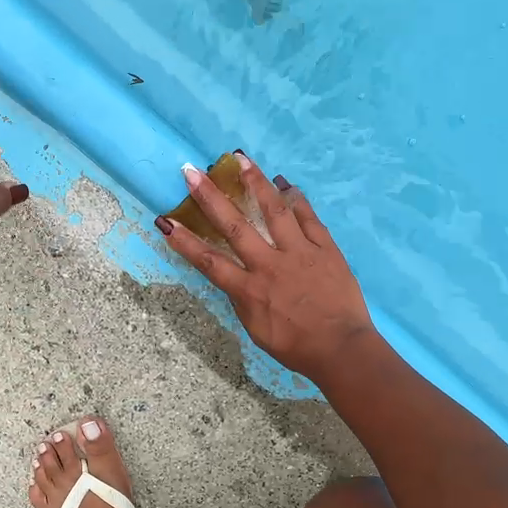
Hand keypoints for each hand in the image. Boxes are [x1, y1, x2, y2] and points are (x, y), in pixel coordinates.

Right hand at [157, 154, 375, 379]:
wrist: (340, 348)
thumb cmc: (295, 348)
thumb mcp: (257, 330)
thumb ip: (244, 300)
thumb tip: (235, 277)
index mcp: (249, 291)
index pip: (210, 263)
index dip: (185, 242)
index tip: (166, 222)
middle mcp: (270, 265)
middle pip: (235, 227)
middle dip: (211, 198)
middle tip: (193, 172)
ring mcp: (300, 253)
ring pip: (274, 211)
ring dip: (255, 183)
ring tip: (241, 159)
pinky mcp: (326, 248)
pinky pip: (308, 217)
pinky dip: (296, 198)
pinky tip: (285, 183)